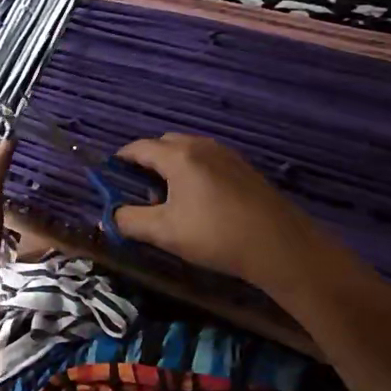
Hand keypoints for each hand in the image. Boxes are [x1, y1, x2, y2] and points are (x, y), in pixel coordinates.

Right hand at [112, 134, 330, 293]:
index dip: (120, 161)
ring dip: (172, 168)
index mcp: (179, 155)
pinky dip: (194, 173)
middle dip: (147, 162)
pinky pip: (209, 162)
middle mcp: (202, 146)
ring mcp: (228, 156)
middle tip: (140, 192)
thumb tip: (110, 216)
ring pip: (189, 152)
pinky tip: (201, 204)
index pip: (139, 147)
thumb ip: (129, 221)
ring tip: (170, 200)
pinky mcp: (245, 170)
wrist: (281, 246)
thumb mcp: (164, 232)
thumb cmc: (215, 235)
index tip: (110, 178)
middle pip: (165, 144)